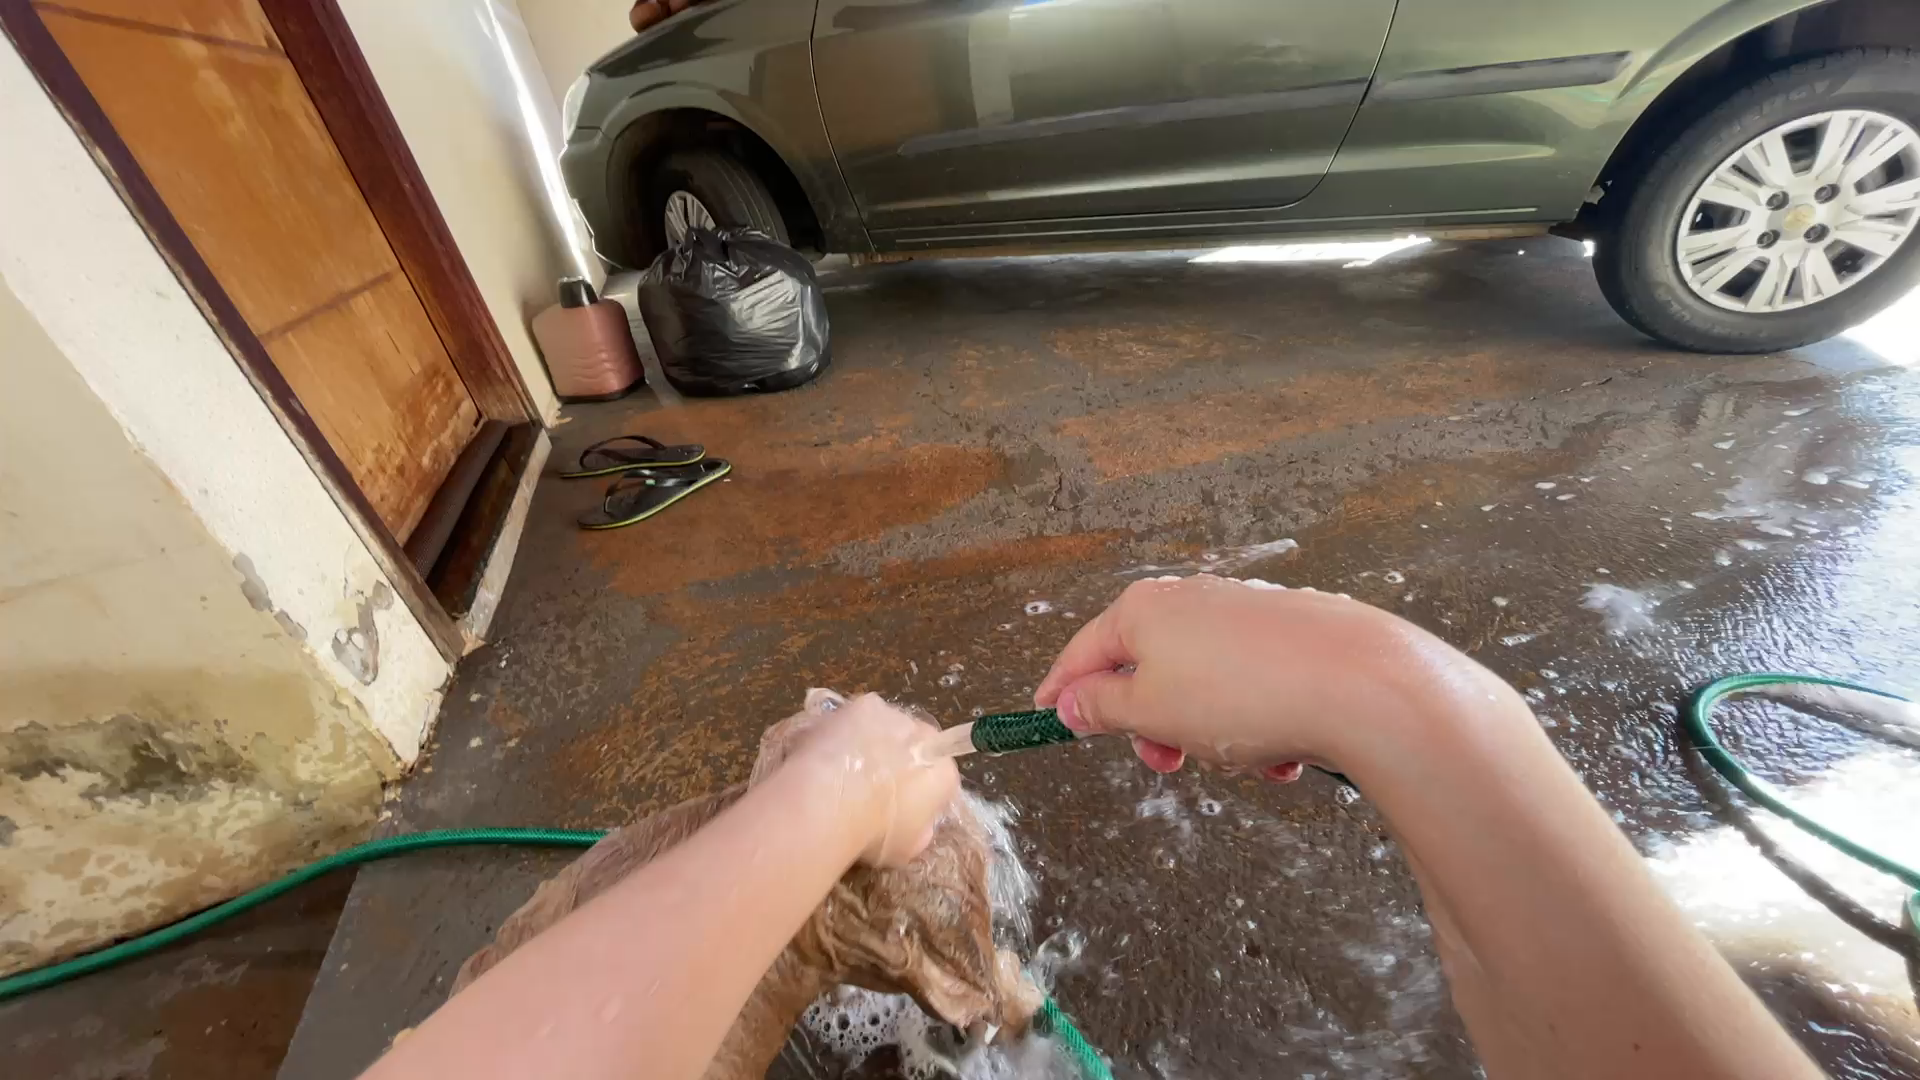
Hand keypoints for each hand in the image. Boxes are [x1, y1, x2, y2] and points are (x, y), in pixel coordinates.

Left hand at [778, 693, 959, 866]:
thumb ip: (918, 832)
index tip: (901, 806)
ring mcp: (893, 715)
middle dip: (898, 760)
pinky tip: (828, 751)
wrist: (829, 802)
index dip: (920, 791)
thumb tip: (916, 825)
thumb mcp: (905, 850)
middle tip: (871, 786)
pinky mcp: (864, 704)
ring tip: (842, 769)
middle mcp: (926, 736)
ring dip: (872, 742)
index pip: (941, 778)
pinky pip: (860, 717)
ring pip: (887, 727)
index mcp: (943, 772)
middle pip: (916, 745)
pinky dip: (848, 730)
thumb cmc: (872, 833)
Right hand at [1034, 575, 1516, 776]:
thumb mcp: (1150, 712)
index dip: (1061, 689)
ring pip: (1200, 683)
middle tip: (1169, 763)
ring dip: (1208, 729)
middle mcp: (1188, 599)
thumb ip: (1099, 706)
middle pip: (1146, 669)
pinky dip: (1252, 719)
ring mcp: (1241, 610)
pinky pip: (1247, 681)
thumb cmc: (1239, 694)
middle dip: (1152, 724)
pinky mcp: (1287, 629)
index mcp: (1143, 610)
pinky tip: (1282, 749)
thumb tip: (1071, 700)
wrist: (1362, 682)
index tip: (1045, 716)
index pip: (1083, 652)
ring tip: (1246, 758)